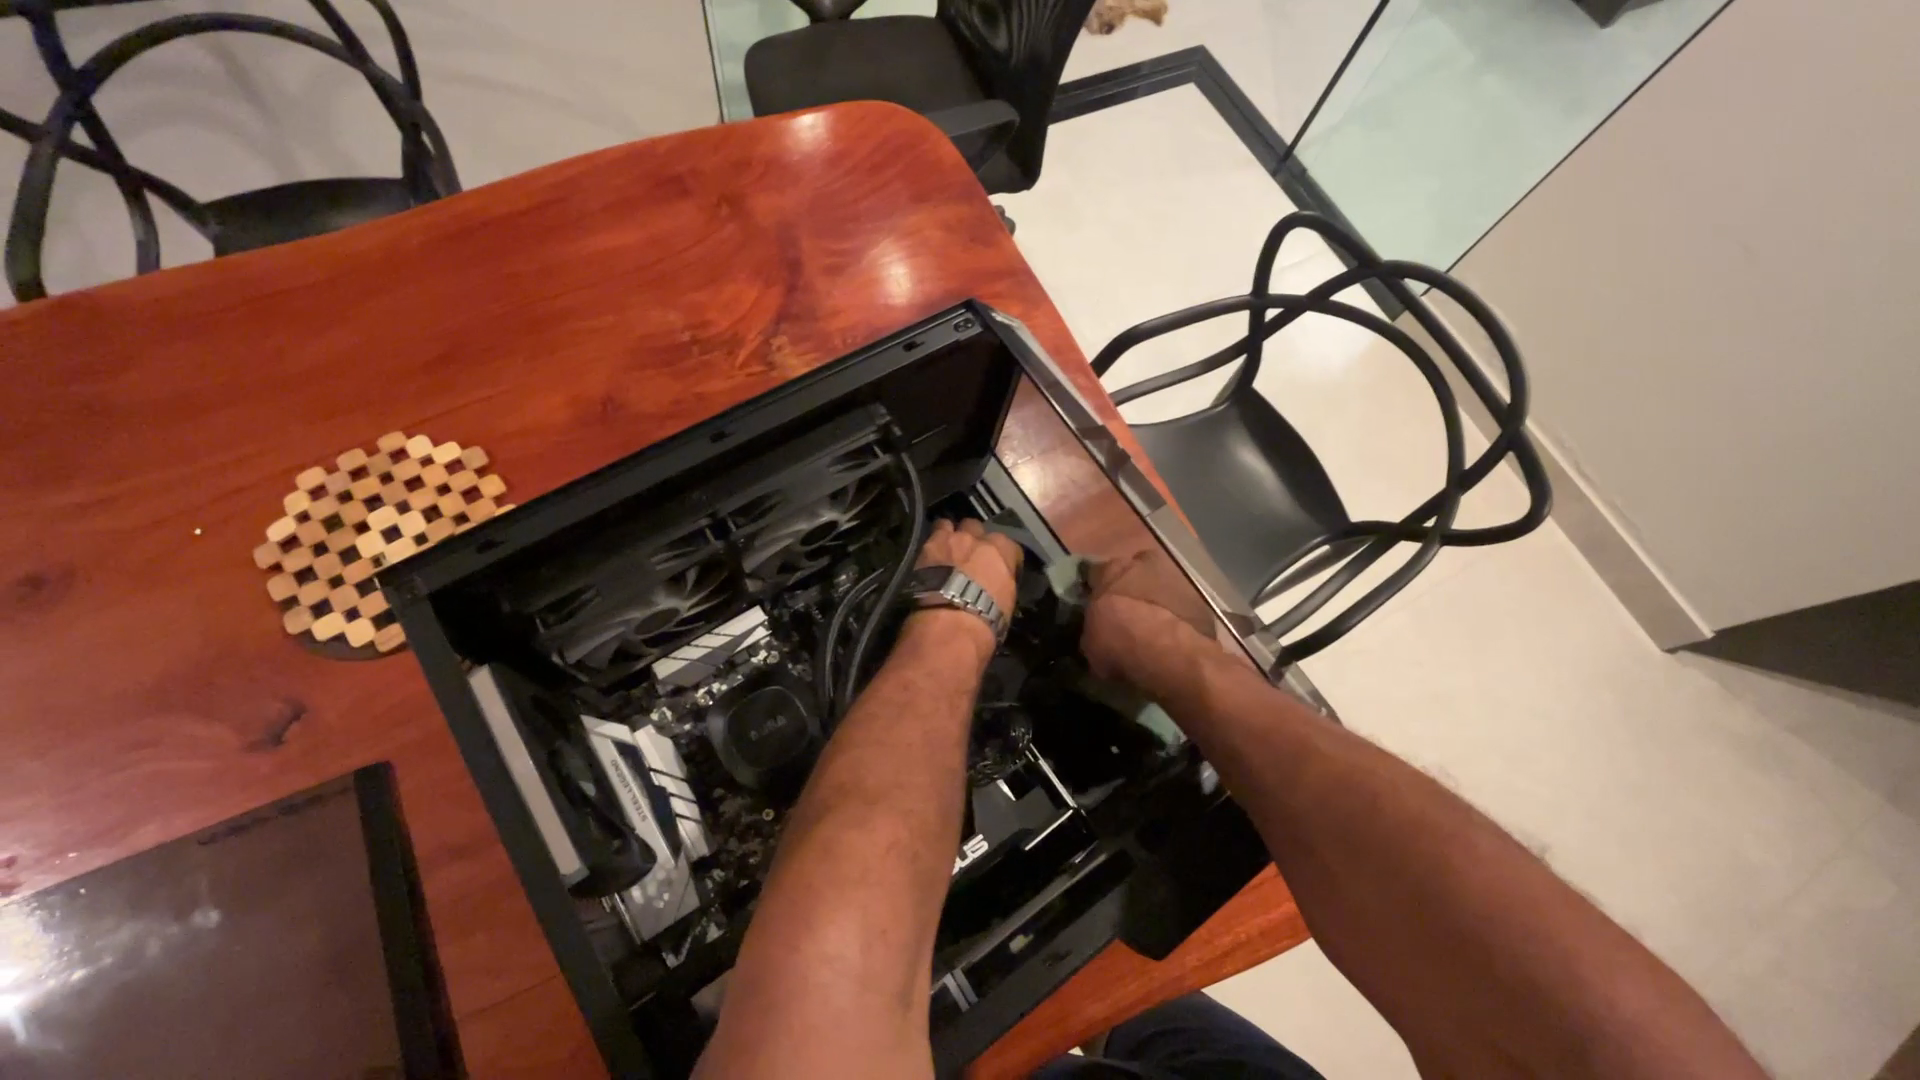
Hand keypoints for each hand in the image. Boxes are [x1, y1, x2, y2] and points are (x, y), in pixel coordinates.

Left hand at [906, 519, 1022, 664]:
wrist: (952, 618)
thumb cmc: (986, 615)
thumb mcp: (1006, 600)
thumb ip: (1002, 582)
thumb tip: (996, 583)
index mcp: (1003, 551)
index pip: (1009, 546)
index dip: (1004, 557)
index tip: (1000, 568)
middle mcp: (979, 538)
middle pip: (977, 529)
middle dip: (974, 539)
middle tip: (969, 555)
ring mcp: (952, 539)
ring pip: (951, 525)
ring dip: (950, 535)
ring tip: (946, 549)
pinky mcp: (929, 545)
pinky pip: (932, 533)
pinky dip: (933, 542)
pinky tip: (930, 553)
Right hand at [1080, 548, 1221, 694]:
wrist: (1170, 653)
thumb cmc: (1120, 643)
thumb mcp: (1090, 643)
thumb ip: (1093, 627)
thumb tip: (1097, 632)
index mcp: (1111, 569)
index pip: (1097, 573)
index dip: (1098, 590)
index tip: (1098, 606)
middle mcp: (1144, 562)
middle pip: (1135, 570)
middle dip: (1131, 586)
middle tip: (1130, 612)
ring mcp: (1178, 575)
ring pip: (1163, 582)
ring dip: (1158, 597)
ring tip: (1156, 624)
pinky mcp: (1202, 596)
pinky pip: (1184, 601)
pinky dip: (1180, 612)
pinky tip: (1176, 632)